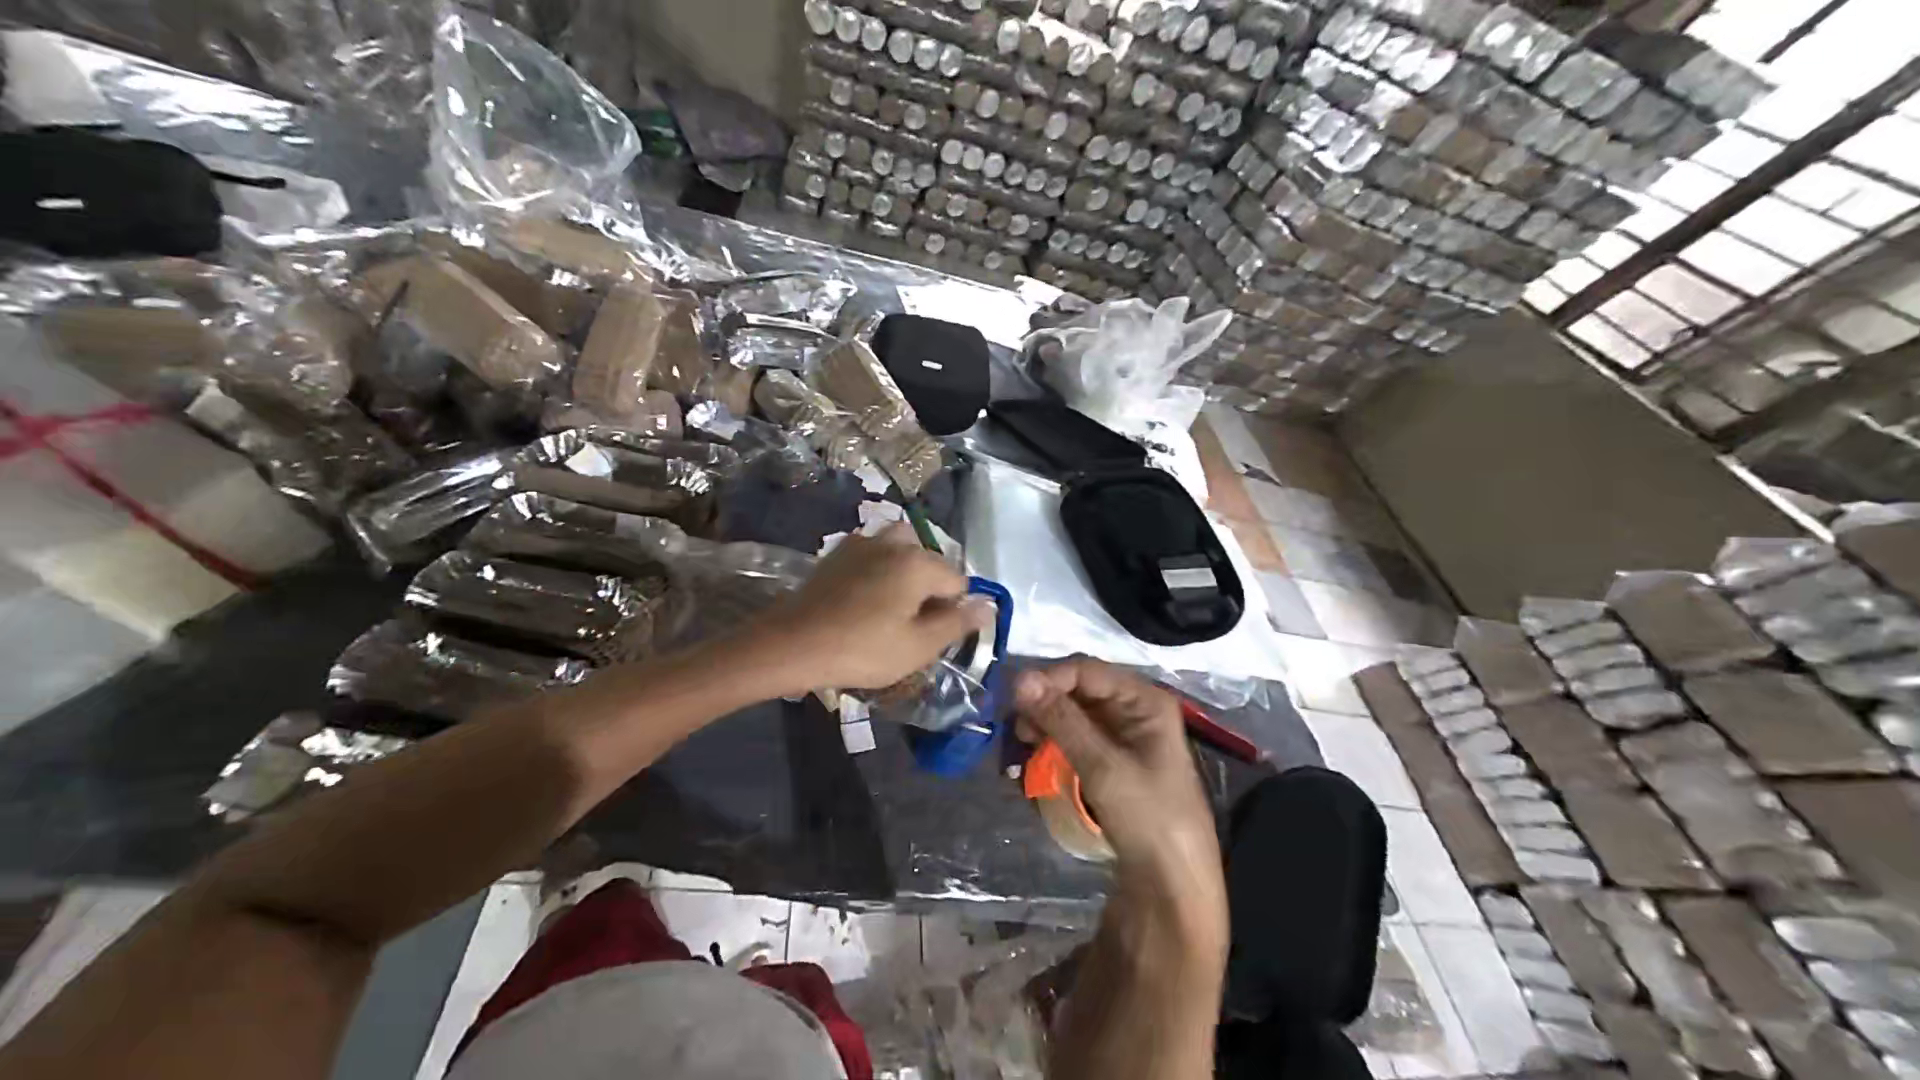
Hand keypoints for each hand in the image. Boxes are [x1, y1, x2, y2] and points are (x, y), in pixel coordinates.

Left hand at [757, 524, 990, 692]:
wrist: (793, 644)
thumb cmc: (862, 650)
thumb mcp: (918, 646)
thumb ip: (957, 623)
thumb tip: (989, 605)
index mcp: (919, 563)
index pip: (957, 582)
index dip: (952, 611)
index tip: (930, 636)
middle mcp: (895, 543)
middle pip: (930, 561)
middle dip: (930, 589)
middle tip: (911, 626)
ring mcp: (863, 543)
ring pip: (901, 548)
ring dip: (906, 571)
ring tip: (893, 605)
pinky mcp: (838, 553)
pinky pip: (873, 552)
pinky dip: (879, 567)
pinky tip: (865, 598)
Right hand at [1014, 658, 1226, 943]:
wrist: (1172, 885)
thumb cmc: (1148, 818)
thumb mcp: (1102, 765)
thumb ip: (1061, 719)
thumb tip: (1019, 678)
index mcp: (1145, 700)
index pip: (1087, 671)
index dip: (1049, 678)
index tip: (1013, 699)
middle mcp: (1134, 710)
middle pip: (1077, 690)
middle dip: (1044, 704)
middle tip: (1016, 728)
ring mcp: (1122, 736)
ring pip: (1071, 715)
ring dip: (1044, 725)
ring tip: (1022, 746)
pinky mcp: (1110, 762)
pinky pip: (1073, 739)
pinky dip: (1051, 745)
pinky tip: (1032, 759)